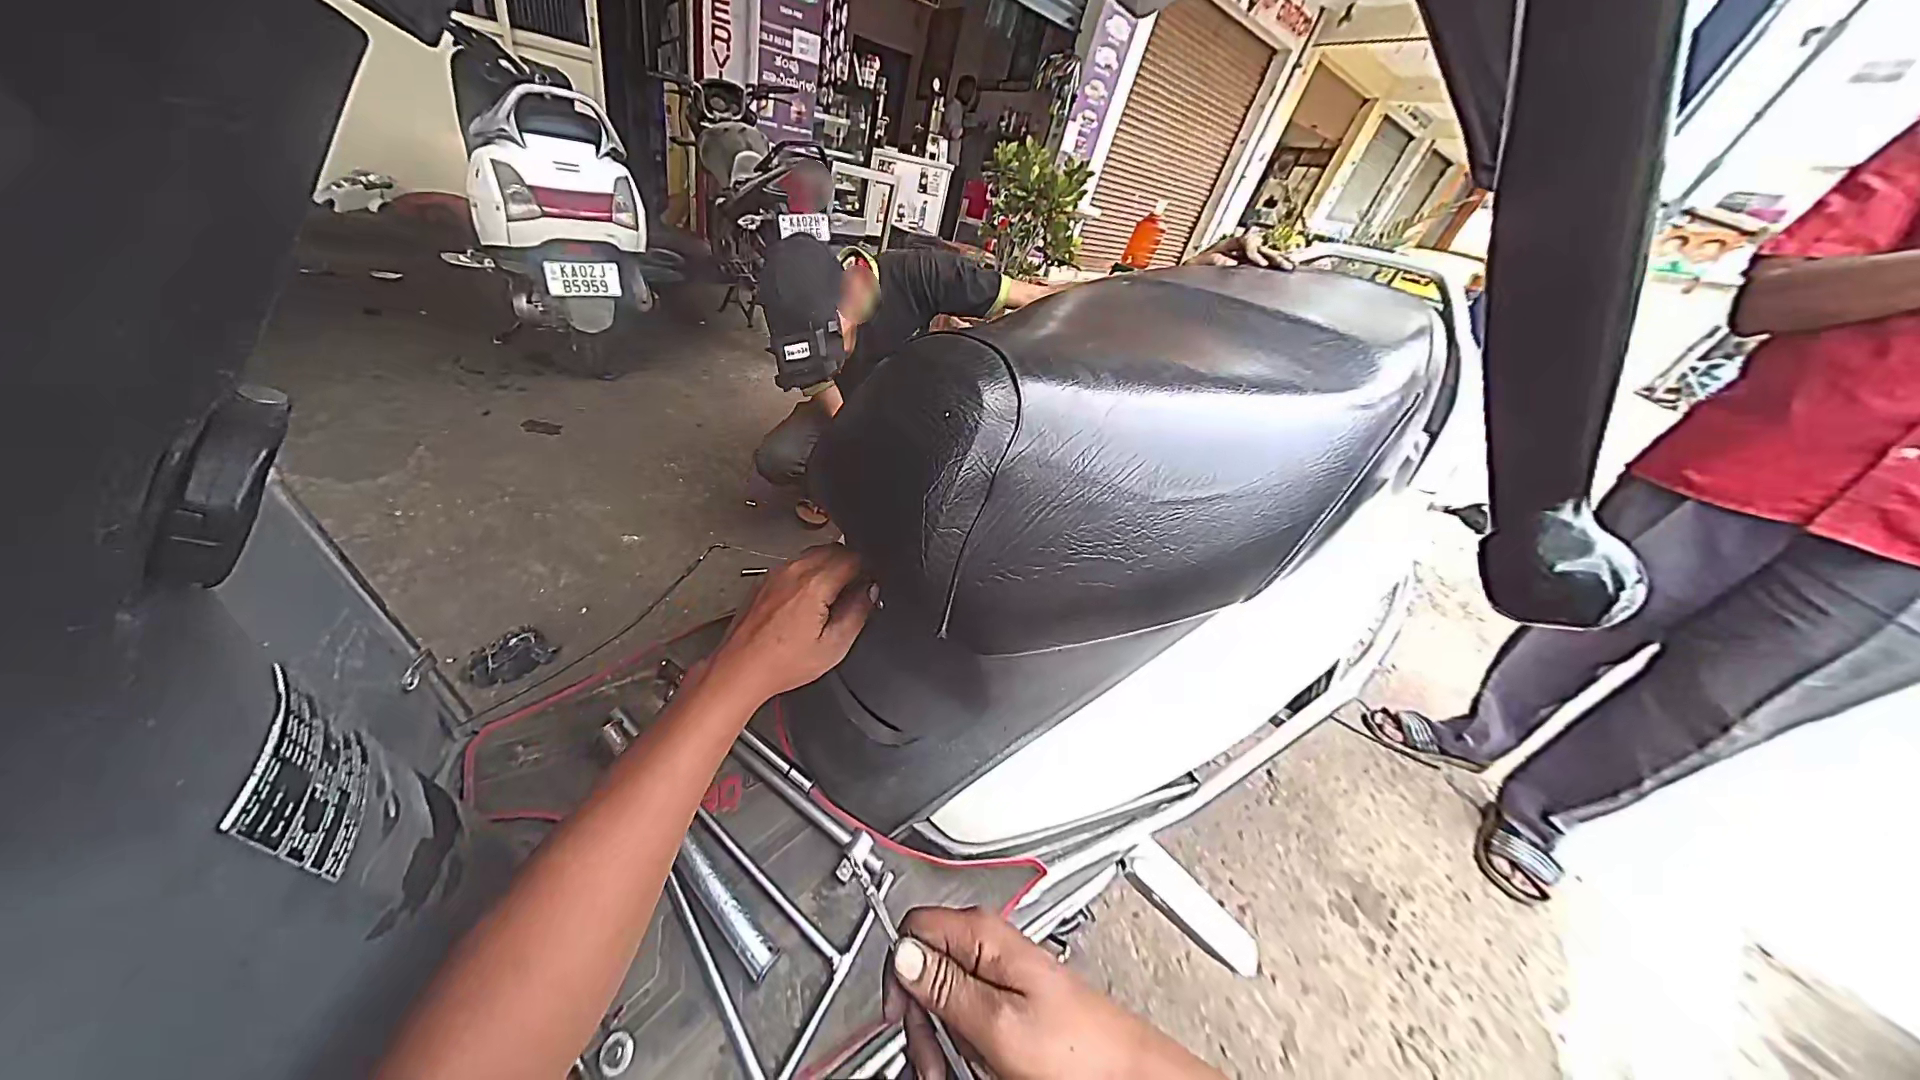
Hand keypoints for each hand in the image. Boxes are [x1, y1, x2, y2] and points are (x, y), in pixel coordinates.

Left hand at [705, 545, 875, 703]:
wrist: (739, 670)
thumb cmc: (779, 663)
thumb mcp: (833, 646)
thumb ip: (858, 612)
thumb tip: (870, 591)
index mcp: (814, 584)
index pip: (854, 556)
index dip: (868, 570)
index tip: (869, 585)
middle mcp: (792, 571)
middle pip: (834, 548)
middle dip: (850, 564)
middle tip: (854, 591)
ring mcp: (775, 574)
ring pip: (814, 554)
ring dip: (829, 568)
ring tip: (830, 600)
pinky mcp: (764, 581)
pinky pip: (795, 565)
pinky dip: (809, 574)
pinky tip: (808, 603)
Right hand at [882, 906, 1221, 1079]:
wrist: (1121, 1072)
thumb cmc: (1073, 1049)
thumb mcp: (996, 1023)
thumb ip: (944, 985)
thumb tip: (903, 953)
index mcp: (982, 934)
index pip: (914, 926)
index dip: (900, 970)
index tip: (903, 1014)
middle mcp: (987, 944)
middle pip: (923, 967)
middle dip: (922, 1017)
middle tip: (937, 1056)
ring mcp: (996, 972)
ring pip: (940, 998)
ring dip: (941, 1038)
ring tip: (961, 1066)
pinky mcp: (1004, 998)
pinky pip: (964, 1016)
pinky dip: (962, 1043)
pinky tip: (978, 1062)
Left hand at [1185, 232, 1293, 269]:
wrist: (1187, 277)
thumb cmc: (1191, 270)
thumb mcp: (1196, 265)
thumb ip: (1211, 260)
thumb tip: (1230, 262)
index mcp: (1228, 245)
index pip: (1246, 242)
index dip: (1255, 252)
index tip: (1260, 264)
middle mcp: (1239, 250)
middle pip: (1262, 248)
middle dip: (1274, 257)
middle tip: (1285, 266)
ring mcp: (1244, 259)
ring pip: (1266, 256)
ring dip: (1278, 261)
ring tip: (1290, 268)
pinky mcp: (1246, 270)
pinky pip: (1263, 267)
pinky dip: (1273, 269)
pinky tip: (1285, 273)